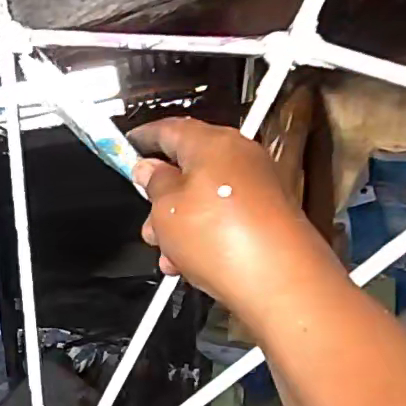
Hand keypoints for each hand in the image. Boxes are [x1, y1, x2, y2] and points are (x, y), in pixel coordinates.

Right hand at [125, 117, 343, 328]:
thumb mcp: (164, 207)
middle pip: (186, 166)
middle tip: (145, 214)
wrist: (275, 277)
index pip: (170, 129)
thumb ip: (153, 183)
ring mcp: (255, 186)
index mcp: (212, 143)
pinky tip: (187, 259)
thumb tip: (148, 171)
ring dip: (176, 222)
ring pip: (200, 196)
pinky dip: (199, 234)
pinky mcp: (263, 214)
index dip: (144, 137)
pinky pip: (219, 217)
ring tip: (167, 250)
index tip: (129, 143)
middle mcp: (239, 157)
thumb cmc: (224, 238)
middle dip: (160, 194)